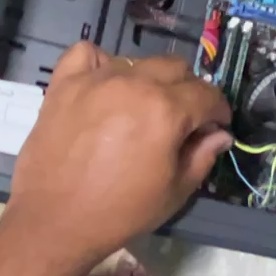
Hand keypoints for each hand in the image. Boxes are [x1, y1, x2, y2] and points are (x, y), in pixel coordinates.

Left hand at [4, 44, 232, 265]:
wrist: (56, 221)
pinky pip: (88, 54)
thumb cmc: (121, 212)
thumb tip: (220, 133)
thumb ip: (203, 155)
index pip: (207, 94)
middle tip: (181, 120)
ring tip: (140, 109)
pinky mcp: (65, 83)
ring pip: (137, 62)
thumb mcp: (175, 191)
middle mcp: (134, 84)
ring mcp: (96, 79)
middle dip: (188, 91)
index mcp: (166, 110)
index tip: (215, 126)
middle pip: (176, 68)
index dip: (218, 111)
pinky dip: (101, 63)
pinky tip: (104, 86)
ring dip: (148, 80)